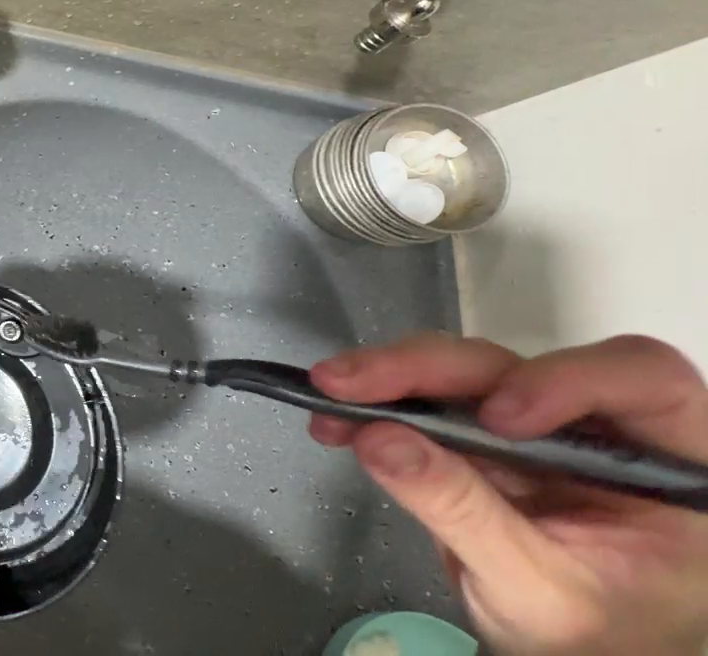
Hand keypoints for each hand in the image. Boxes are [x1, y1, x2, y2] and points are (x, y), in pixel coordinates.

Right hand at [307, 334, 707, 655]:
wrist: (560, 653)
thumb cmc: (589, 637)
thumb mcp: (537, 590)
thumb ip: (466, 515)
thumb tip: (378, 438)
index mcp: (663, 466)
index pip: (640, 382)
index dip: (567, 379)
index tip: (497, 419)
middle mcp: (597, 428)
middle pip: (512, 364)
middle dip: (423, 369)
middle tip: (345, 383)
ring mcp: (529, 424)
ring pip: (456, 369)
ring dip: (384, 378)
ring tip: (326, 399)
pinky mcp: (472, 429)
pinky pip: (418, 396)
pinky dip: (368, 401)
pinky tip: (331, 420)